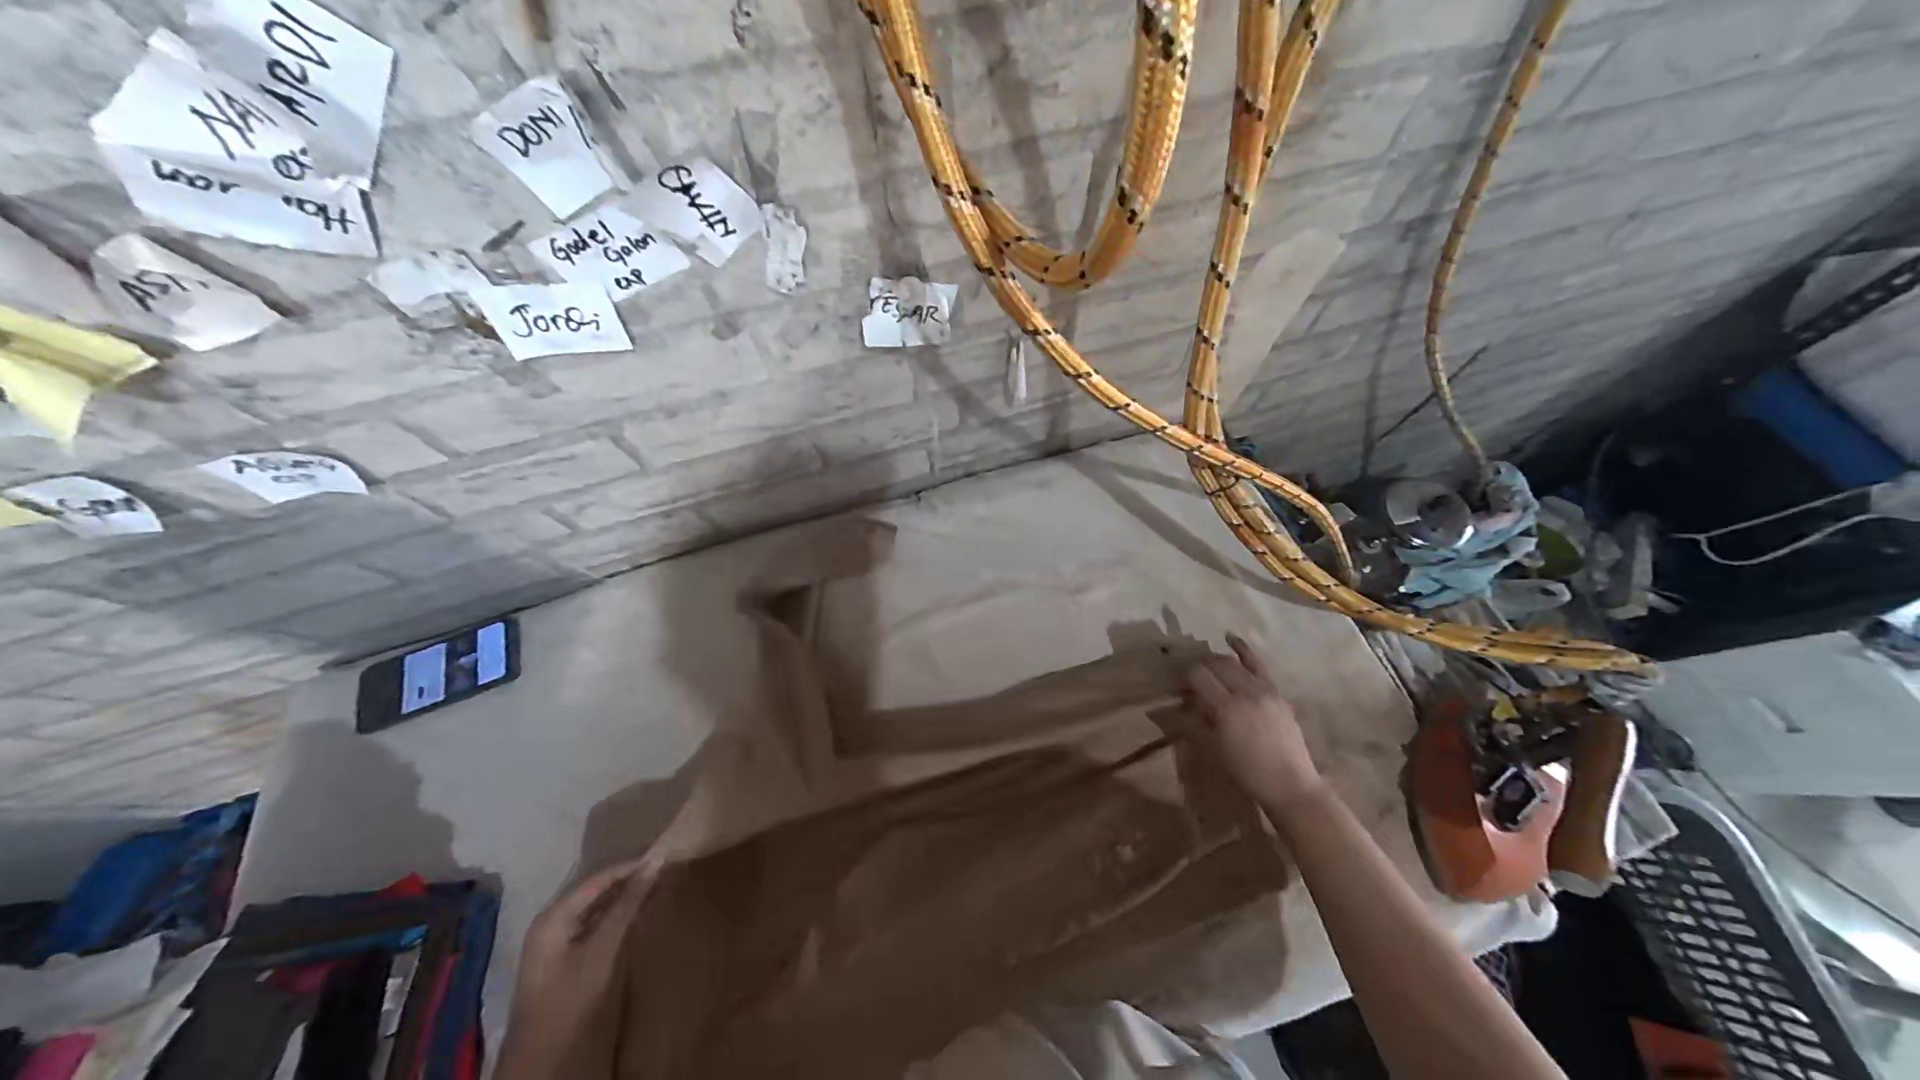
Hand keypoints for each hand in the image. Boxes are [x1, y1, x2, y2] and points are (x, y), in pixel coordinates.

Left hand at [497, 858, 660, 1079]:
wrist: (539, 1056)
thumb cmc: (569, 996)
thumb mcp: (602, 948)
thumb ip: (627, 906)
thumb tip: (654, 864)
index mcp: (553, 915)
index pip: (597, 879)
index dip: (629, 868)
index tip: (661, 859)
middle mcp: (550, 921)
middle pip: (594, 891)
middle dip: (628, 881)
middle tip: (662, 871)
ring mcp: (554, 941)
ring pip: (594, 908)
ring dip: (624, 899)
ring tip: (656, 888)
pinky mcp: (562, 957)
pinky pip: (592, 924)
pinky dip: (615, 917)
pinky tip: (636, 915)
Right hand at [1185, 634, 1325, 812]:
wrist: (1290, 785)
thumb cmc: (1246, 772)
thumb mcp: (1214, 747)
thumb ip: (1198, 719)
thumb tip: (1185, 700)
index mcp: (1226, 709)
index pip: (1198, 676)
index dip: (1184, 677)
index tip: (1177, 686)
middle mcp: (1246, 693)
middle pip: (1215, 665)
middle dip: (1198, 666)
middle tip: (1189, 678)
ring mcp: (1265, 691)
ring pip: (1234, 663)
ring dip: (1216, 660)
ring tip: (1205, 665)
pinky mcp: (1277, 693)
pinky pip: (1259, 665)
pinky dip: (1243, 650)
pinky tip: (1230, 638)